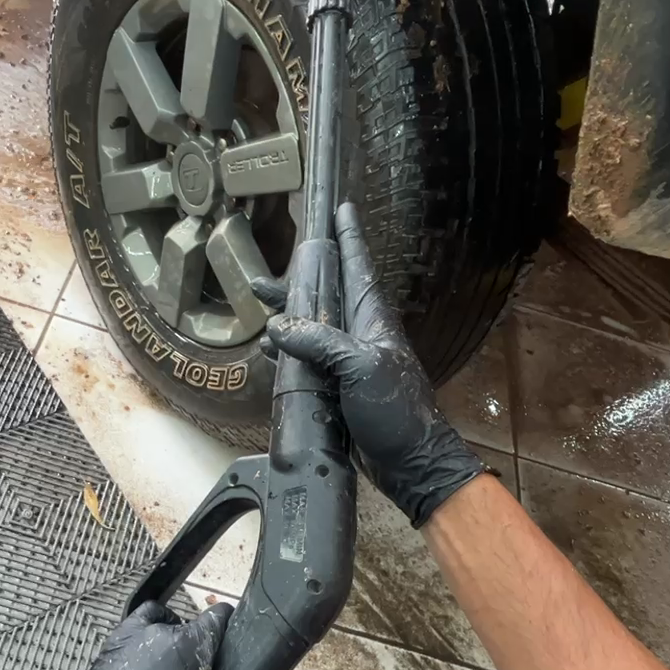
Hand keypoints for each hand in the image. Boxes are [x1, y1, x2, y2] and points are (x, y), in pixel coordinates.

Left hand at [32, 601, 272, 669]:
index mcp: (187, 646)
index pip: (220, 617)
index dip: (233, 634)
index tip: (233, 658)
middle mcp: (155, 634)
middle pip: (189, 625)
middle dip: (200, 651)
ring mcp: (124, 641)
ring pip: (157, 624)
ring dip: (168, 641)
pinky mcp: (103, 657)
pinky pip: (130, 639)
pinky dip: (141, 650)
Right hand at [266, 202, 489, 525]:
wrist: (408, 460)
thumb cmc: (394, 410)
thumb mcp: (360, 367)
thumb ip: (320, 343)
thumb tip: (278, 326)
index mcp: (371, 320)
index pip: (358, 267)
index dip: (349, 238)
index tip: (341, 209)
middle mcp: (358, 335)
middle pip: (325, 297)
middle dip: (299, 284)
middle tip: (265, 279)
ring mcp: (347, 362)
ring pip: (311, 330)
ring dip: (288, 320)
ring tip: (261, 312)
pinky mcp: (336, 387)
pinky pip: (306, 361)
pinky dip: (287, 354)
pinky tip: (270, 352)